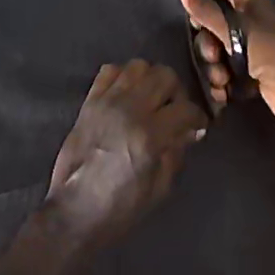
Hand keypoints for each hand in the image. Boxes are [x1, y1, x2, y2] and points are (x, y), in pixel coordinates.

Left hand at [43, 60, 207, 251]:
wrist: (75, 208)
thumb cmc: (121, 207)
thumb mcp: (159, 188)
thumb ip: (176, 153)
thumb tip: (190, 130)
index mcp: (149, 135)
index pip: (185, 109)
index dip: (198, 116)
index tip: (198, 124)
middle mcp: (129, 109)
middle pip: (164, 75)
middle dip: (176, 92)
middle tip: (175, 110)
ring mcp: (107, 100)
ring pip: (138, 66)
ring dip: (150, 79)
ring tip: (151, 99)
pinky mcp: (90, 99)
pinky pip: (110, 70)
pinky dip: (123, 76)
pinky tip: (126, 94)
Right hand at [179, 0, 274, 133]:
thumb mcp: (238, 30)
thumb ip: (207, 10)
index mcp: (251, 5)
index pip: (217, 0)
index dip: (203, 12)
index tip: (196, 28)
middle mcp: (252, 25)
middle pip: (215, 31)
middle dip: (208, 48)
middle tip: (212, 59)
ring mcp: (255, 53)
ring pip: (221, 56)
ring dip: (215, 70)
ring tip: (220, 83)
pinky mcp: (256, 78)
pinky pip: (230, 76)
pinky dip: (225, 85)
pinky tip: (223, 95)